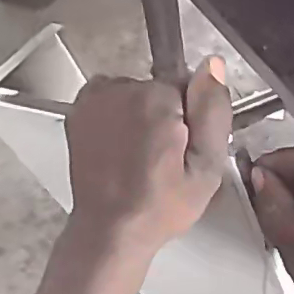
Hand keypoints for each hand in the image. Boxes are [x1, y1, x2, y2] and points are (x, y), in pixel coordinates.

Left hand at [66, 57, 231, 256]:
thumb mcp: (206, 168)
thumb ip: (213, 112)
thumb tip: (214, 64)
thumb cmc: (162, 206)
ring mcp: (95, 98)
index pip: (192, 88)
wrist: (111, 229)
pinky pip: (112, 101)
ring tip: (143, 159)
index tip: (188, 151)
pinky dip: (120, 119)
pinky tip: (124, 151)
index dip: (195, 120)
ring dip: (143, 118)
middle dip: (169, 118)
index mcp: (157, 99)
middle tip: (168, 161)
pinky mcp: (79, 111)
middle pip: (162, 90)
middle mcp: (121, 88)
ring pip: (137, 95)